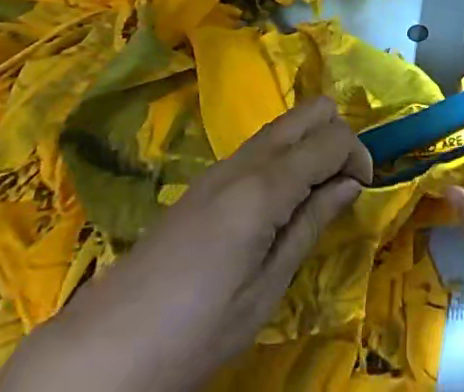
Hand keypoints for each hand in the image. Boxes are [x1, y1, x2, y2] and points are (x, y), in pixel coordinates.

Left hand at [0, 97, 371, 391]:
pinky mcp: (203, 183)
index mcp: (263, 187)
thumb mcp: (265, 290)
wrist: (101, 352)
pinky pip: (259, 148)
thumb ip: (310, 225)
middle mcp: (243, 162)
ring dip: (311, 145)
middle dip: (338, 135)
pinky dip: (286, 158)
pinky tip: (278, 207)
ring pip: (283, 125)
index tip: (362, 192)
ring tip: (315, 199)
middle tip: (342, 185)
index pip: (332, 137)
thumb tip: (350, 184)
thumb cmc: (194, 332)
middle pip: (309, 111)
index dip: (359, 156)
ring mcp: (219, 168)